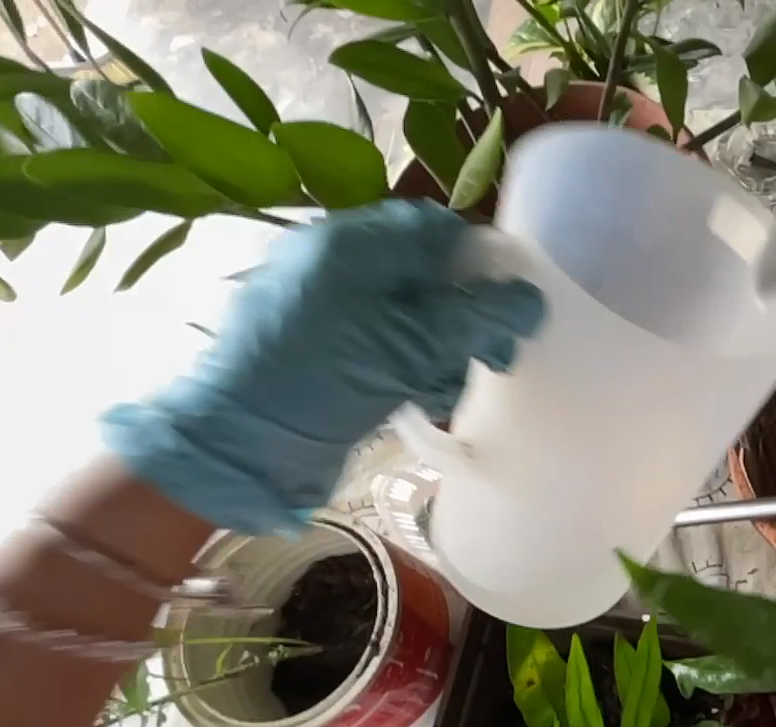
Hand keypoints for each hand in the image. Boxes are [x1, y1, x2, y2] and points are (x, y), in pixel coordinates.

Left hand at [102, 200, 544, 533]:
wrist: (243, 447)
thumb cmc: (323, 380)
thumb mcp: (411, 345)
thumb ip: (478, 318)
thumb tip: (532, 300)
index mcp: (351, 243)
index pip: (436, 230)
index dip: (482, 264)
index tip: (510, 309)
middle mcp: (341, 267)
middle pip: (433, 278)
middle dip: (469, 321)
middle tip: (494, 360)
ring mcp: (334, 311)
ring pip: (419, 320)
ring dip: (446, 355)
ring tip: (441, 393)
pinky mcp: (335, 352)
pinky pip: (395, 348)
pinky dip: (418, 371)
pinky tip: (421, 401)